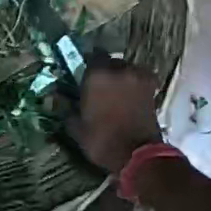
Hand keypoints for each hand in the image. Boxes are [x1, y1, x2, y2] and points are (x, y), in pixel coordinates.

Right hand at [69, 58, 162, 172]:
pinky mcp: (152, 88)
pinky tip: (130, 97)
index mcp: (97, 75)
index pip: (91, 56)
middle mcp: (119, 70)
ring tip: (116, 94)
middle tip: (100, 87)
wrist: (138, 155)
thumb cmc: (102, 140)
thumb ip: (67, 108)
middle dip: (106, 71)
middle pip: (111, 62)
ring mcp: (139, 77)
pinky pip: (140, 79)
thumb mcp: (76, 127)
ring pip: (127, 69)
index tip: (84, 76)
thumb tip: (58, 98)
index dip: (88, 65)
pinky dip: (135, 85)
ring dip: (121, 78)